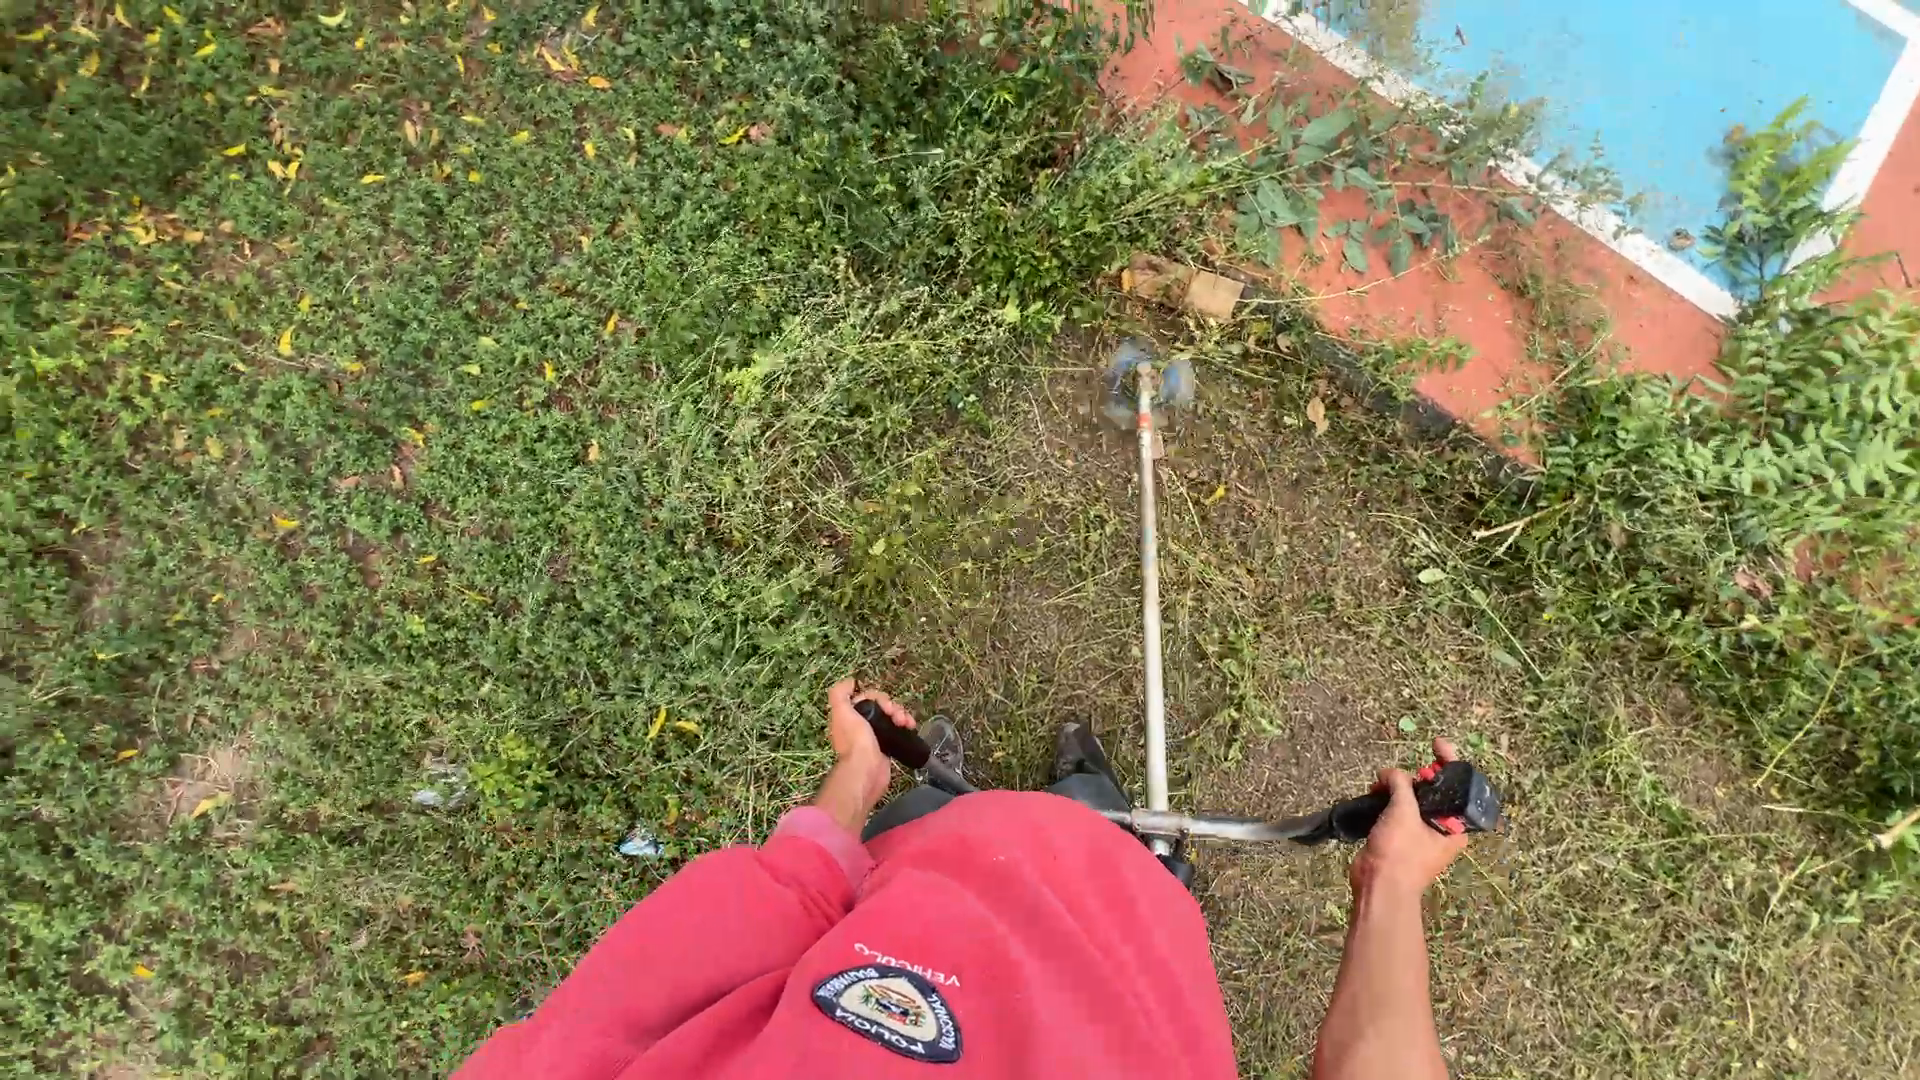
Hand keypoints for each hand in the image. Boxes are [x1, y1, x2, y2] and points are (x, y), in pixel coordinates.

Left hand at [813, 678, 916, 832]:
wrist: (866, 770)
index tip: (885, 706)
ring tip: (907, 723)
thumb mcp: (841, 711)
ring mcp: (874, 736)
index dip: (878, 698)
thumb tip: (851, 681)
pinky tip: (910, 727)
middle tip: (897, 716)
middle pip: (881, 706)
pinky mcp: (887, 746)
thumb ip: (840, 693)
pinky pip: (897, 730)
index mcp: (849, 716)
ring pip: (891, 716)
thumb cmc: (854, 740)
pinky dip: (905, 726)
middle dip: (893, 707)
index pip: (867, 698)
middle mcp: (860, 725)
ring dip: (901, 715)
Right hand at [1348, 738, 1471, 902]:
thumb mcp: (1403, 813)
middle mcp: (1440, 827)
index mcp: (1454, 827)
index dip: (1449, 762)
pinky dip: (1386, 797)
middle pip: (1432, 790)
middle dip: (1414, 777)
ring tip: (1378, 785)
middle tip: (1396, 775)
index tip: (1437, 743)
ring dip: (1395, 787)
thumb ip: (1402, 786)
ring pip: (1411, 798)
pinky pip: (1396, 808)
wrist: (1379, 884)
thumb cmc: (1400, 851)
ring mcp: (1418, 831)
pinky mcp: (1397, 834)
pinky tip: (1373, 794)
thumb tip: (1391, 773)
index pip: (1457, 787)